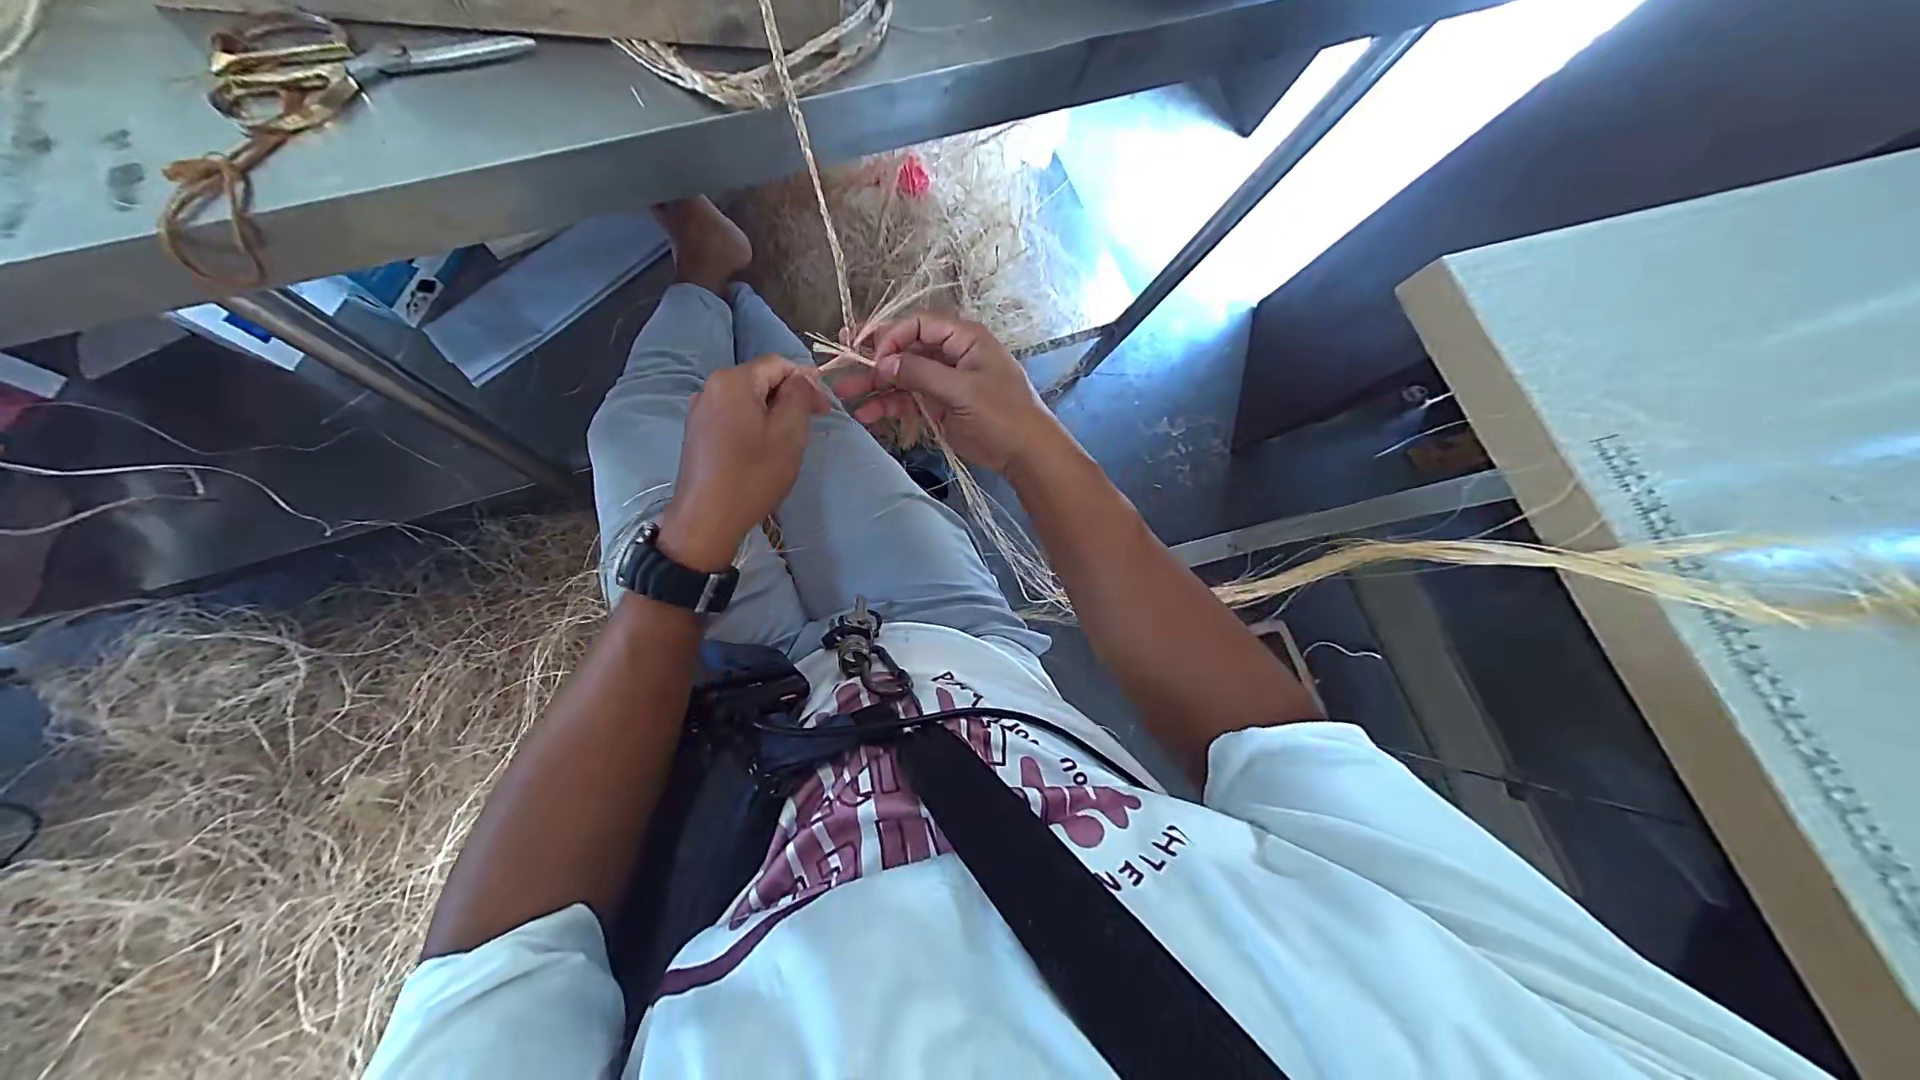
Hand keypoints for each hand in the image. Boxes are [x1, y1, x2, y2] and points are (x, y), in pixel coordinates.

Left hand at [657, 355, 829, 571]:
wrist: (707, 519)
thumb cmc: (753, 475)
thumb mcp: (788, 434)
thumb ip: (798, 397)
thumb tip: (802, 378)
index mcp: (733, 380)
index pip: (778, 364)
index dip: (806, 380)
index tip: (824, 408)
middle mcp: (710, 387)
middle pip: (761, 379)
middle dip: (790, 396)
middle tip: (812, 424)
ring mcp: (700, 410)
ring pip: (748, 399)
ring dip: (773, 412)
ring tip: (790, 439)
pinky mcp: (697, 432)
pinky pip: (733, 416)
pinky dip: (754, 424)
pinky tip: (764, 448)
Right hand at [834, 313, 1073, 472]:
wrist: (1025, 452)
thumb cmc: (1003, 413)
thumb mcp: (962, 390)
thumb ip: (921, 373)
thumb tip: (883, 362)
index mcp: (963, 338)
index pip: (918, 324)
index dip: (891, 335)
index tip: (870, 355)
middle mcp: (950, 354)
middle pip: (904, 349)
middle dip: (873, 359)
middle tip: (842, 366)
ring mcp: (942, 381)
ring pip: (901, 376)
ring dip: (874, 386)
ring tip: (845, 395)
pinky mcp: (938, 405)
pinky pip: (907, 400)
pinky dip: (887, 406)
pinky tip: (866, 414)